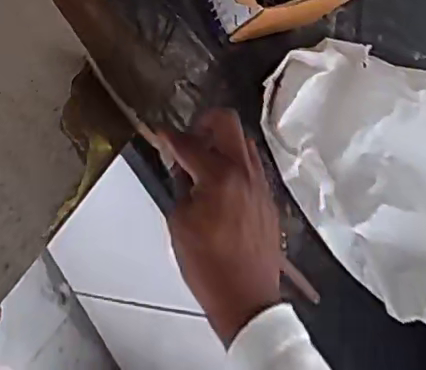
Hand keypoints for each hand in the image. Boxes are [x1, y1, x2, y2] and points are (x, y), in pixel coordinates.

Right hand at [164, 109, 283, 344]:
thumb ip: (178, 185)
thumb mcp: (179, 222)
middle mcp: (245, 173)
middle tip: (188, 139)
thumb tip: (180, 167)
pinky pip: (252, 166)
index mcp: (220, 176)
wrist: (248, 304)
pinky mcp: (268, 200)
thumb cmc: (209, 266)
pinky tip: (219, 184)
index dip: (167, 136)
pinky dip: (234, 164)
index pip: (188, 142)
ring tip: (203, 161)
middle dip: (203, 123)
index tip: (158, 133)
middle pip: (226, 121)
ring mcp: (260, 185)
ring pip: (243, 141)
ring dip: (221, 142)